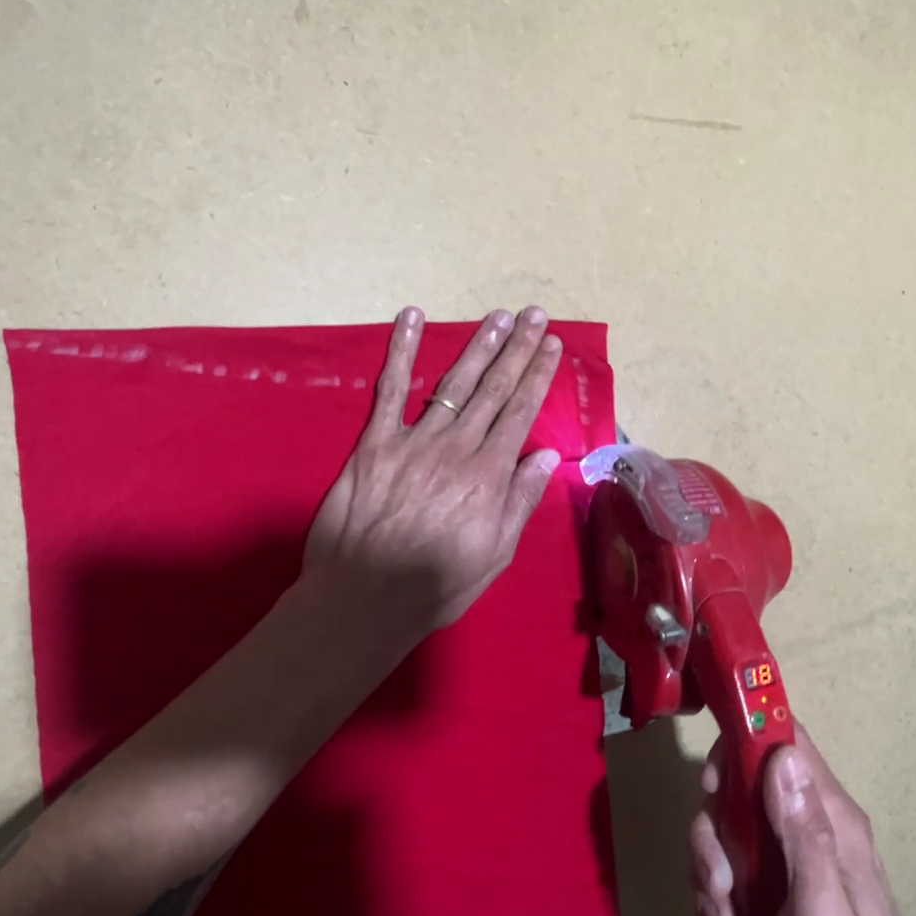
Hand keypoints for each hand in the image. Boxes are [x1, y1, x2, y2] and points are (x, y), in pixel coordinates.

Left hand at [301, 305, 564, 629]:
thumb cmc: (435, 586)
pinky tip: (412, 318)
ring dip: (479, 346)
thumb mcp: (495, 554)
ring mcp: (413, 441)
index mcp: (489, 476)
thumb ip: (520, 501)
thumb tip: (548, 456)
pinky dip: (400, 350)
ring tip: (498, 317)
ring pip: (453, 383)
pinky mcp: (374, 442)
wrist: (363, 599)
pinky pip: (389, 389)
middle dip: (517, 349)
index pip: (521, 413)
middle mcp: (456, 448)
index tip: (551, 346)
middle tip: (533, 315)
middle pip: (493, 390)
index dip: (538, 376)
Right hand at [690, 726, 911, 915]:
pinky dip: (712, 900)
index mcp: (834, 823)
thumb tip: (784, 753)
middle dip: (713, 835)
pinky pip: (723, 870)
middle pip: (740, 790)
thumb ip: (806, 835)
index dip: (743, 745)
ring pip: (723, 831)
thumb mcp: (824, 913)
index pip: (787, 744)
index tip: (711, 784)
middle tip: (720, 885)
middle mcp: (809, 831)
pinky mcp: (768, 892)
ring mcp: (787, 862)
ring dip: (709, 875)